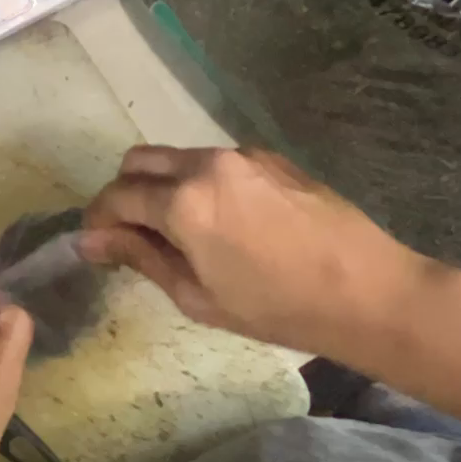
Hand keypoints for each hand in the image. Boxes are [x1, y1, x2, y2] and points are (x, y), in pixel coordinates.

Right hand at [79, 145, 428, 358]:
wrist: (370, 292)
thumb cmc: (278, 307)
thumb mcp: (198, 295)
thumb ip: (140, 257)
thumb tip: (90, 242)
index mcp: (183, 202)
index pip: (117, 196)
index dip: (97, 219)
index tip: (95, 242)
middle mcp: (203, 163)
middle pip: (138, 161)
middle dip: (123, 192)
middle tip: (131, 232)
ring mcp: (238, 154)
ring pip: (175, 158)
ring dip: (161, 185)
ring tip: (180, 228)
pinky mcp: (267, 155)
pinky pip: (213, 161)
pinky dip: (199, 182)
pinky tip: (224, 219)